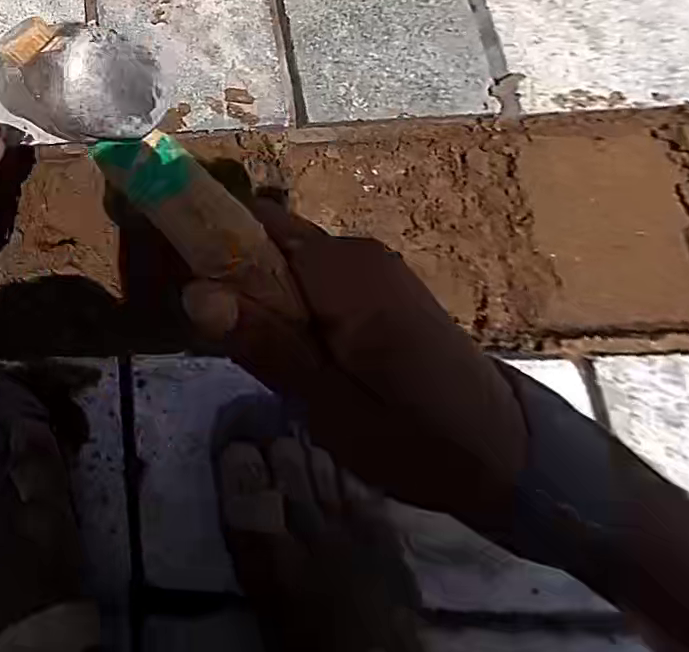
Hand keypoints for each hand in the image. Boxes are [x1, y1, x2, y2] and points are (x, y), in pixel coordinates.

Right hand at [183, 200, 527, 527]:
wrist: (517, 464)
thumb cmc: (422, 442)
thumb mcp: (334, 408)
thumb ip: (266, 345)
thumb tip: (194, 294)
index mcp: (345, 272)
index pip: (252, 224)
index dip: (205, 236)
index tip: (171, 265)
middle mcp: (354, 252)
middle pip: (261, 236)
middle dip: (228, 273)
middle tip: (221, 332)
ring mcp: (366, 263)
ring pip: (278, 256)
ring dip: (254, 291)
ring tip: (255, 347)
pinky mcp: (370, 280)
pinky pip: (302, 270)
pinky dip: (280, 297)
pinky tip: (289, 344)